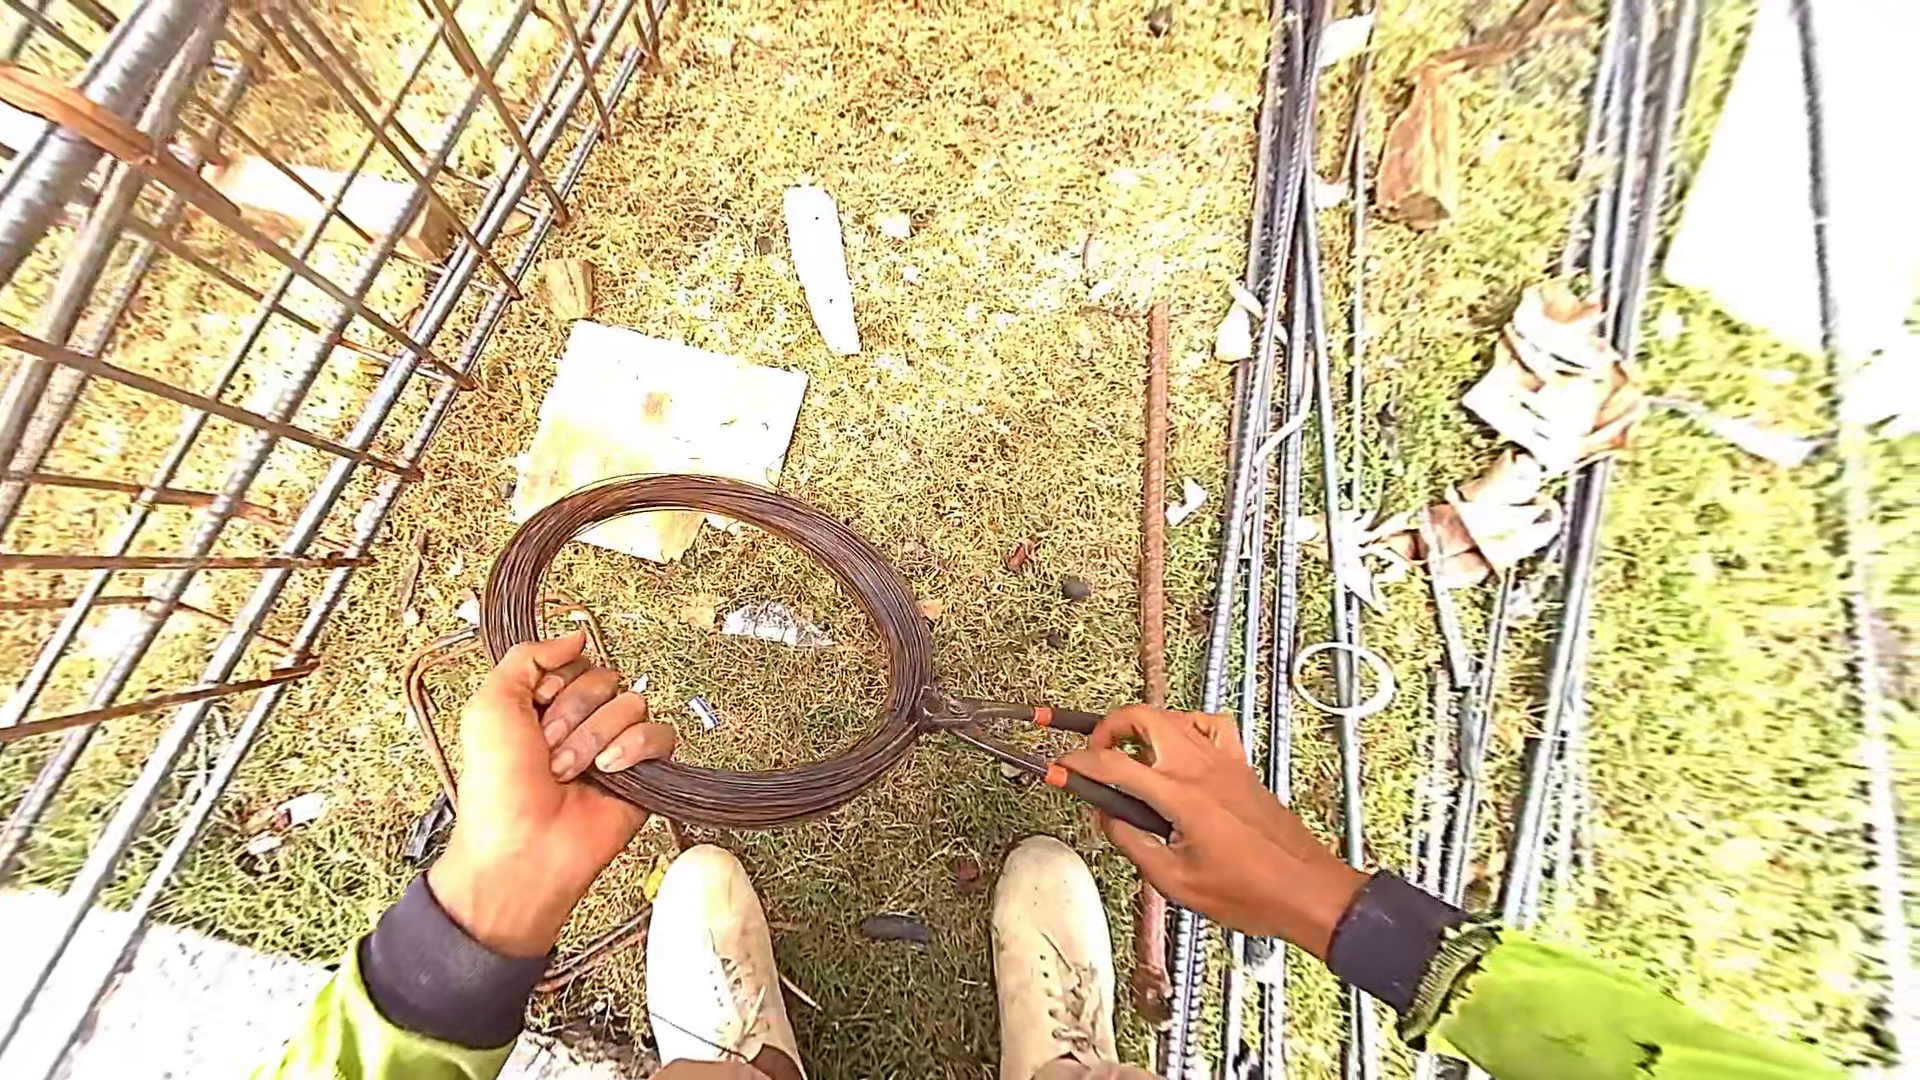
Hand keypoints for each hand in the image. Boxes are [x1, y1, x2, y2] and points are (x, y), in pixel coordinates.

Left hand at [427, 632, 676, 956]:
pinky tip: (610, 770)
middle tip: (550, 750)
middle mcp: (586, 720)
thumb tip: (573, 636)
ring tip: (574, 770)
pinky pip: (660, 732)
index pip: (577, 663)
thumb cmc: (498, 792)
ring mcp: (618, 741)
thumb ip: (526, 660)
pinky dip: (633, 750)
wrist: (524, 849)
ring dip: (596, 739)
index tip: (534, 715)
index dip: (556, 687)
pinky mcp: (646, 765)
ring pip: (632, 704)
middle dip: (573, 717)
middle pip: (607, 680)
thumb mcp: (489, 711)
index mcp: (550, 705)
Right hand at [1059, 705, 1366, 957]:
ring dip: (1140, 725)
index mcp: (1180, 795)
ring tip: (1128, 750)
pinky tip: (1176, 745)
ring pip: (1169, 715)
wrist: (1309, 890)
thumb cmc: (1251, 892)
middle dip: (1107, 727)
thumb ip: (1133, 843)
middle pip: (1140, 716)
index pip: (1114, 764)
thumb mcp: (1176, 882)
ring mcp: (1220, 759)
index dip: (1079, 763)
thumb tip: (1108, 818)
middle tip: (1095, 752)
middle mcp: (1198, 766)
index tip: (1061, 766)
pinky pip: (1207, 724)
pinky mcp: (1237, 762)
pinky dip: (1184, 725)